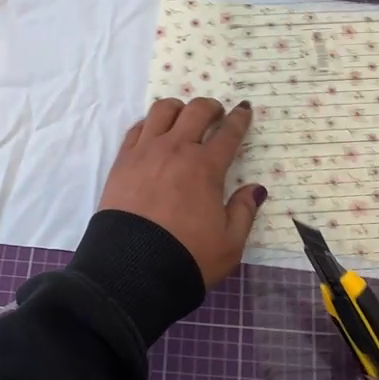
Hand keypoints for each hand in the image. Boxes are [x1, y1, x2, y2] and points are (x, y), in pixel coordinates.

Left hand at [98, 97, 266, 287]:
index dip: (239, 118)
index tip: (244, 110)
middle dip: (211, 107)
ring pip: (163, 110)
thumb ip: (244, 211)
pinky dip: (150, 123)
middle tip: (217, 114)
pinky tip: (155, 132)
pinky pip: (137, 127)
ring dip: (179, 108)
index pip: (228, 133)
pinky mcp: (122, 160)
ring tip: (184, 117)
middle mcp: (176, 149)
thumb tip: (255, 189)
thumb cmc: (187, 257)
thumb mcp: (230, 243)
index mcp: (206, 167)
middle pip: (195, 111)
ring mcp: (146, 152)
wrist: (132, 271)